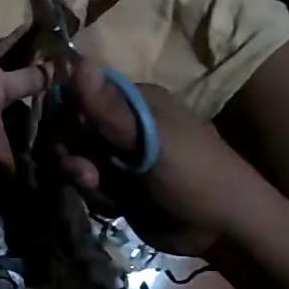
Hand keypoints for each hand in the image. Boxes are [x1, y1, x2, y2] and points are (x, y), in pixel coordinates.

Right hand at [54, 64, 275, 255]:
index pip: (84, 93)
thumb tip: (80, 60)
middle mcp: (125, 125)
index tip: (66, 136)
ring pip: (79, 160)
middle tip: (87, 174)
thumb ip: (109, 109)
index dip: (67, 114)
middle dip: (73, 152)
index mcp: (135, 102)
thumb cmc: (193, 175)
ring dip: (84, 177)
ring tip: (100, 190)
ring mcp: (121, 158)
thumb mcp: (150, 141)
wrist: (221, 229)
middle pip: (75, 129)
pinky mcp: (120, 187)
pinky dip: (96, 196)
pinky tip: (114, 206)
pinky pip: (90, 186)